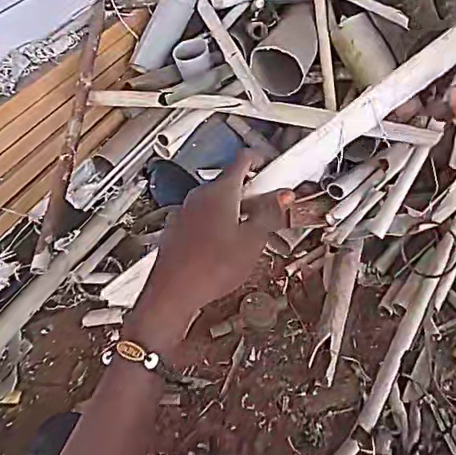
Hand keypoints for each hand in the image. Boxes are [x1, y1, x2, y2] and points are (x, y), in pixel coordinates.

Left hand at [131, 157, 290, 355]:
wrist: (172, 293)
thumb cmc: (208, 268)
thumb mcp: (252, 240)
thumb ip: (270, 213)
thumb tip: (283, 196)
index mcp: (220, 191)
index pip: (243, 160)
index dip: (262, 160)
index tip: (272, 168)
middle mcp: (200, 196)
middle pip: (232, 185)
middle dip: (255, 198)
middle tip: (273, 212)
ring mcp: (186, 212)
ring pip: (219, 205)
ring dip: (239, 215)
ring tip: (255, 238)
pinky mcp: (179, 230)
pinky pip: (205, 220)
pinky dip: (221, 227)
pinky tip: (230, 249)